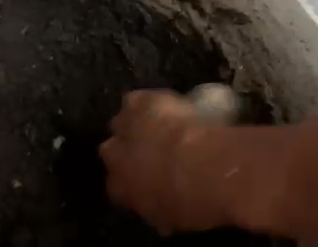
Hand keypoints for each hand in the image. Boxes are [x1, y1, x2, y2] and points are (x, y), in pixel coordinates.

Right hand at [100, 88, 222, 233]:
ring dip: (135, 127)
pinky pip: (137, 101)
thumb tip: (161, 217)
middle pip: (111, 150)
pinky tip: (164, 110)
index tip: (145, 185)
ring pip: (122, 122)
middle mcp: (113, 153)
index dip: (129, 184)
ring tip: (159, 131)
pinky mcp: (139, 99)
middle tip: (151, 157)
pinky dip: (148, 105)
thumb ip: (157, 212)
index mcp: (120, 186)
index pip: (114, 186)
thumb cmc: (193, 201)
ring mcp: (124, 123)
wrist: (206, 164)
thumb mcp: (172, 218)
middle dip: (127, 152)